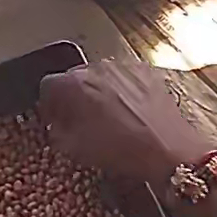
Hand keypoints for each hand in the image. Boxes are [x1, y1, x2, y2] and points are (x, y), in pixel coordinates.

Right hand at [38, 60, 209, 185]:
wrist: (168, 149)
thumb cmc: (120, 149)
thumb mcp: (76, 148)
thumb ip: (58, 131)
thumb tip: (57, 124)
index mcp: (75, 84)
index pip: (49, 85)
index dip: (49, 104)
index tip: (53, 118)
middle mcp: (98, 67)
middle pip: (74, 77)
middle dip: (73, 96)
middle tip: (78, 119)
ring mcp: (124, 66)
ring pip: (101, 75)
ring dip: (98, 91)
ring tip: (107, 116)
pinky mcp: (147, 71)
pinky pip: (124, 77)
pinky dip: (121, 89)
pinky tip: (128, 110)